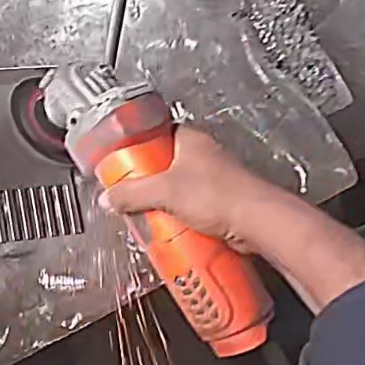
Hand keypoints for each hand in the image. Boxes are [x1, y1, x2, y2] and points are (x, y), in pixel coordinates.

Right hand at [102, 126, 364, 311]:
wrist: (257, 222)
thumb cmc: (220, 195)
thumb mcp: (164, 192)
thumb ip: (132, 194)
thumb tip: (107, 198)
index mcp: (190, 141)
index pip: (156, 136)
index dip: (138, 149)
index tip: (122, 163)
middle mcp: (202, 157)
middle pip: (163, 167)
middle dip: (146, 184)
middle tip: (130, 194)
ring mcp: (211, 181)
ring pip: (175, 190)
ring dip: (161, 204)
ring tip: (146, 214)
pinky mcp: (217, 204)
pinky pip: (188, 209)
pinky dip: (176, 219)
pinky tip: (167, 228)